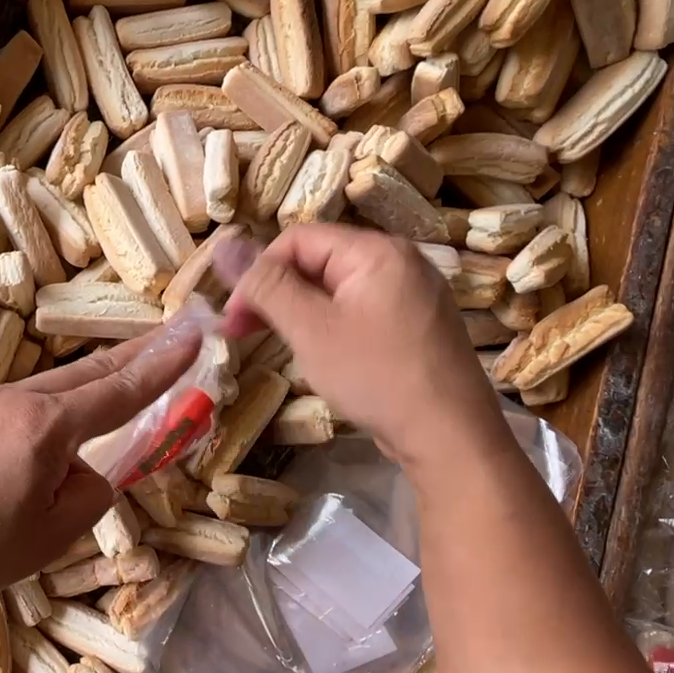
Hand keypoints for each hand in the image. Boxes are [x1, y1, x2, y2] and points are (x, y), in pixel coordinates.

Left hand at [0, 326, 200, 614]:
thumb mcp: (53, 536)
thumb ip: (90, 492)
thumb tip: (83, 468)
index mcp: (44, 427)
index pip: (118, 391)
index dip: (162, 365)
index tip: (194, 333)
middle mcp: (12, 400)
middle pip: (85, 375)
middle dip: (132, 357)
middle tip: (171, 336)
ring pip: (46, 394)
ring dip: (83, 396)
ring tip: (107, 409)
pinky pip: (13, 411)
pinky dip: (41, 421)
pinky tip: (33, 454)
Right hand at [219, 225, 506, 471]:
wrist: (448, 434)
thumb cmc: (375, 375)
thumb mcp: (311, 329)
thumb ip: (268, 286)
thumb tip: (225, 246)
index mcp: (376, 251)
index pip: (298, 239)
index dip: (257, 272)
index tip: (233, 318)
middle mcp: (400, 261)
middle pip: (318, 261)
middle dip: (275, 294)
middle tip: (242, 334)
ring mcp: (412, 294)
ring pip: (337, 290)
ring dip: (298, 313)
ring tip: (279, 347)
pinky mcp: (415, 325)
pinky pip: (359, 311)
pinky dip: (329, 327)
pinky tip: (320, 357)